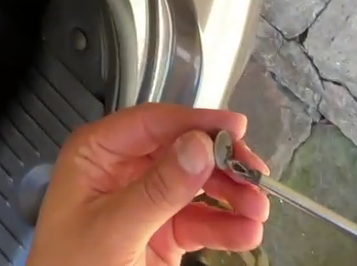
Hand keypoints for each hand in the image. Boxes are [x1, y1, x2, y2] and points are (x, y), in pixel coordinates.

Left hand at [26, 103, 269, 265]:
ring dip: (230, 194)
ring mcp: (143, 201)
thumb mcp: (113, 230)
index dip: (195, 121)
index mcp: (98, 152)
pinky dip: (225, 226)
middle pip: (181, 149)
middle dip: (221, 162)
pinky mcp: (160, 234)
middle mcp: (122, 169)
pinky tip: (246, 232)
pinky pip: (198, 220)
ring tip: (258, 210)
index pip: (152, 122)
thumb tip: (200, 145)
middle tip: (255, 172)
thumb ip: (158, 189)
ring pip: (195, 184)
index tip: (235, 126)